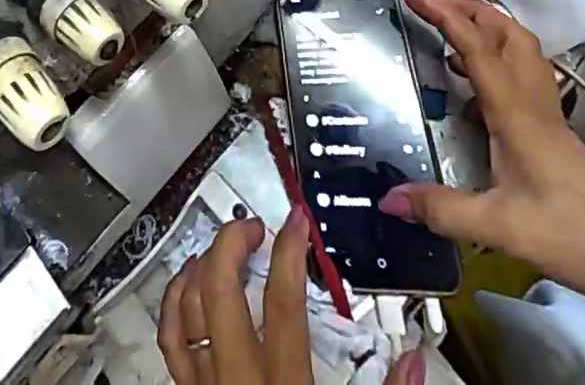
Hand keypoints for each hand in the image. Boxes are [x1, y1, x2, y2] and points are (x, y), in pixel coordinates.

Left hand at [156, 210, 424, 383]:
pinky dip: (173, 305)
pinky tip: (187, 285)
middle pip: (220, 293)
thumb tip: (413, 360)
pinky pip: (170, 344)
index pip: (281, 305)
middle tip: (253, 225)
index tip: (297, 223)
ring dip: (199, 267)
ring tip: (220, 246)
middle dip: (231, 244)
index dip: (288, 253)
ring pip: (186, 312)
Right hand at [379, 0, 584, 312]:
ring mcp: (548, 117)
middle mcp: (534, 104)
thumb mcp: (501, 226)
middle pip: (507, 34)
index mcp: (516, 113)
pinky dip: (493, 61)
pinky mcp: (554, 133)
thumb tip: (386, 198)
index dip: (444, 15)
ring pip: (520, 51)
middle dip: (468, 8)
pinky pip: (521, 77)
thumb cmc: (578, 236)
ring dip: (484, 29)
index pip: (477, 48)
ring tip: (447, 33)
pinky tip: (472, 88)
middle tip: (430, 4)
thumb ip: (441, 210)